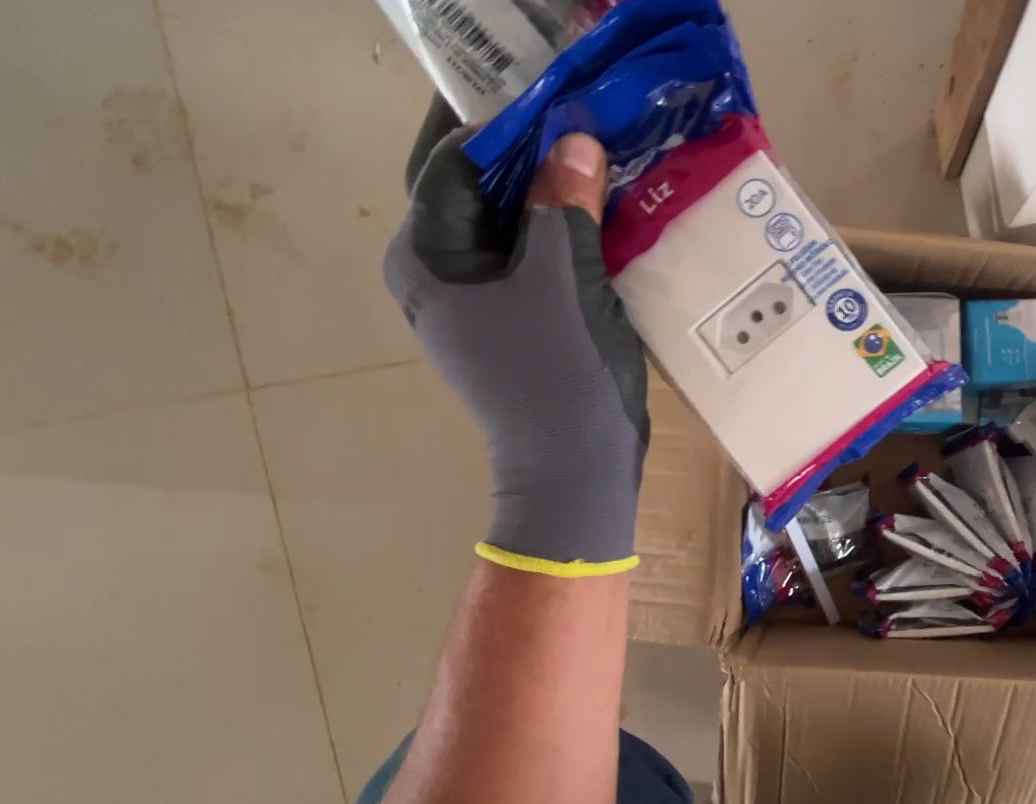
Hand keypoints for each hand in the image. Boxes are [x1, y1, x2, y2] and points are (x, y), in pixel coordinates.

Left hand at [384, 98, 649, 576]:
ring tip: (606, 169)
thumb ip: (562, 203)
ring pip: (515, 231)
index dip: (505, 126)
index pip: (455, 163)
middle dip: (534, 162)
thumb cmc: (557, 377)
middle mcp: (441, 274)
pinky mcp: (516, 327)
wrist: (575, 472)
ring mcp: (479, 305)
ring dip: (556, 201)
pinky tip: (608, 225)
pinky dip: (566, 240)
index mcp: (427, 257)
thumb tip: (572, 137)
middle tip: (590, 130)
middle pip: (485, 195)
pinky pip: (536, 265)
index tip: (556, 100)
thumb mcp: (561, 281)